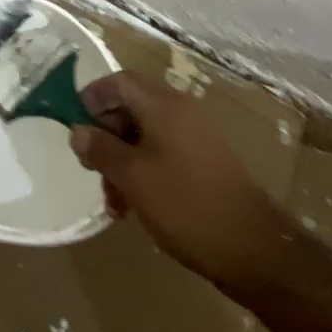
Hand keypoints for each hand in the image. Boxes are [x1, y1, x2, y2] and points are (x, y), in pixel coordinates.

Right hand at [70, 71, 288, 289]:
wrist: (255, 250)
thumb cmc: (186, 204)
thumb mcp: (132, 177)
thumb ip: (101, 149)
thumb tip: (78, 131)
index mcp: (163, 106)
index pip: (119, 81)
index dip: (92, 98)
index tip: (76, 127)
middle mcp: (181, 112)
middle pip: (130, 106)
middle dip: (106, 135)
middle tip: (92, 167)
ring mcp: (196, 138)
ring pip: (144, 134)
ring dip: (123, 159)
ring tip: (114, 199)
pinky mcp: (205, 163)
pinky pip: (163, 153)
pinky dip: (144, 170)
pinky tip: (137, 204)